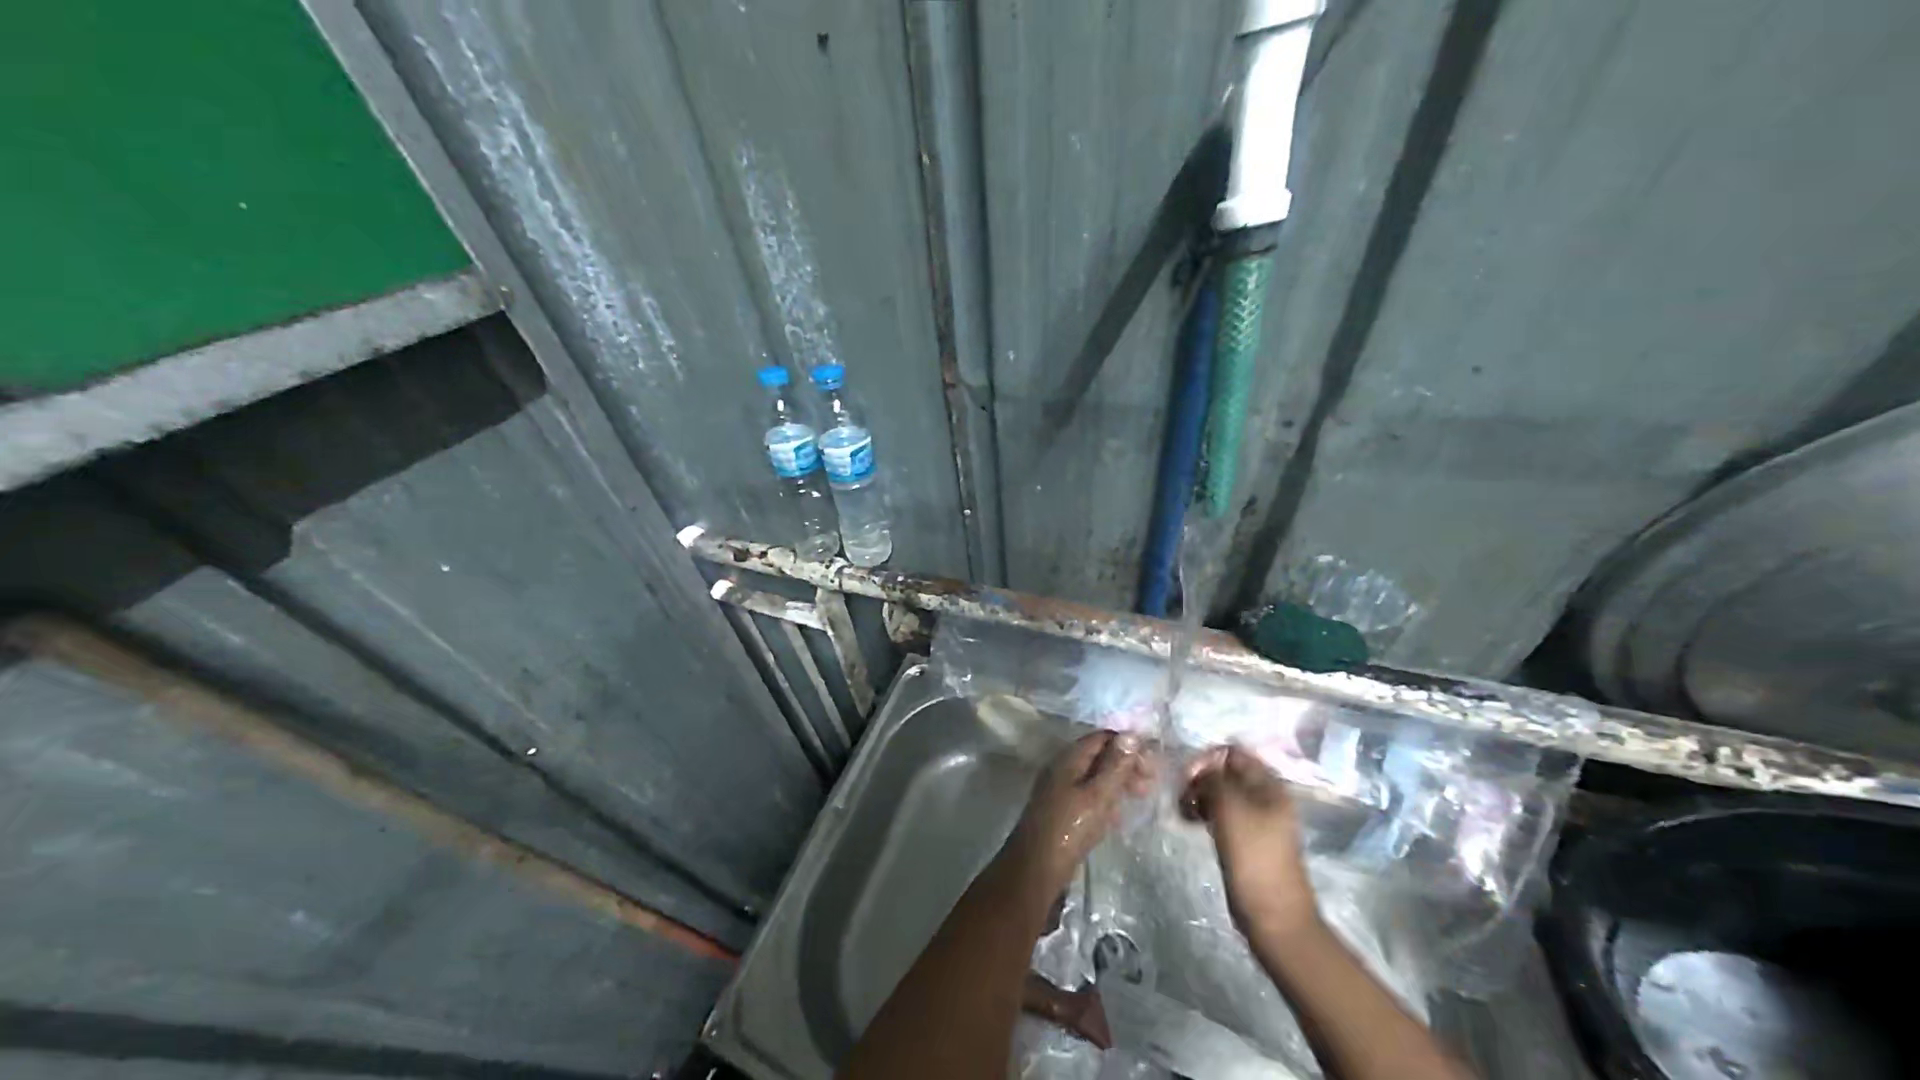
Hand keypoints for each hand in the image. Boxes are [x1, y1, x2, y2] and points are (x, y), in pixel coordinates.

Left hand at [1002, 730, 1152, 892]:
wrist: (1038, 866)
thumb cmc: (1071, 827)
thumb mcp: (1098, 795)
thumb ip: (1115, 765)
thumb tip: (1131, 734)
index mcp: (1069, 759)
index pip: (1101, 738)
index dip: (1127, 744)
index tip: (1151, 761)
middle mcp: (1062, 768)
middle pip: (1098, 756)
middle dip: (1125, 764)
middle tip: (1150, 782)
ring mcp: (1060, 789)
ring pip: (1094, 777)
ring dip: (1118, 782)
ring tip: (1141, 796)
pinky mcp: (1062, 810)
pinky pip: (1088, 795)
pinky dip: (1107, 799)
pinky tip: (1119, 814)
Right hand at [1181, 744, 1318, 937]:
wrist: (1272, 914)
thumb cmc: (1253, 856)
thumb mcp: (1231, 808)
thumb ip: (1214, 778)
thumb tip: (1202, 767)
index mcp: (1269, 785)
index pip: (1233, 752)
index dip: (1207, 758)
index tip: (1187, 777)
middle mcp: (1264, 796)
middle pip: (1225, 772)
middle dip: (1199, 778)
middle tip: (1182, 796)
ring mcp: (1255, 819)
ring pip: (1220, 793)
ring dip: (1198, 795)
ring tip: (1183, 811)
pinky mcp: (1244, 838)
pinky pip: (1220, 813)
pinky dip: (1203, 812)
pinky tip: (1191, 822)